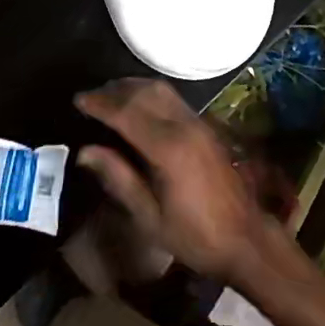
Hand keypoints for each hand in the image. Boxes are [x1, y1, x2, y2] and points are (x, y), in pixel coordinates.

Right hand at [75, 78, 270, 282]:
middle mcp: (184, 126)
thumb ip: (119, 179)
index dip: (100, 103)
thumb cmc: (195, 237)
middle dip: (113, 90)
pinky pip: (172, 96)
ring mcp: (198, 122)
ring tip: (108, 95)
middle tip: (89, 97)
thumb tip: (85, 151)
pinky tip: (137, 103)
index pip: (126, 113)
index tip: (78, 100)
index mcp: (168, 148)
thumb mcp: (150, 218)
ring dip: (132, 86)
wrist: (246, 239)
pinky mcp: (205, 125)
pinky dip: (149, 92)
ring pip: (160, 89)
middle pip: (144, 92)